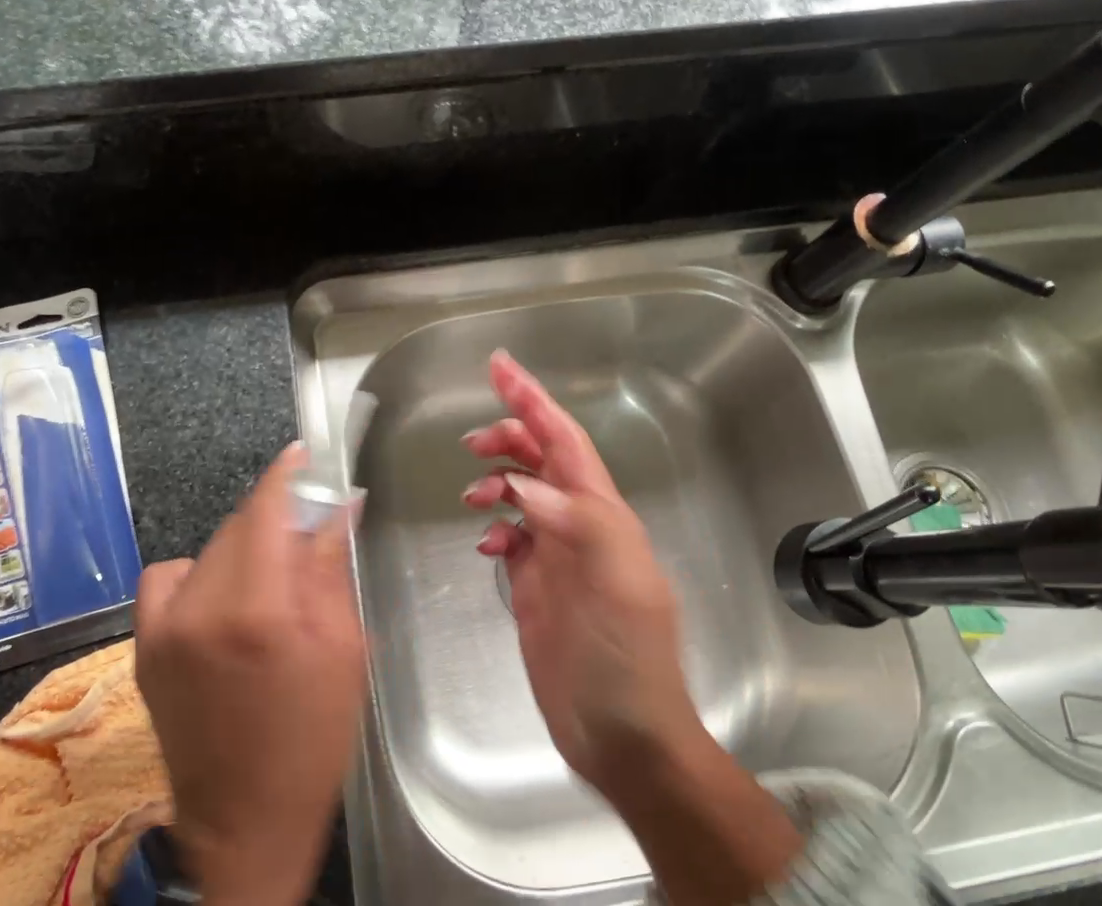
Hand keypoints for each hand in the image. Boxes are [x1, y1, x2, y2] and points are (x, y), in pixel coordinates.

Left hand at [135, 444, 365, 905]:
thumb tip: (339, 506)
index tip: (304, 453)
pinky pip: (169, 579)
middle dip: (275, 521)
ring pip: (208, 550)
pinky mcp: (142, 645)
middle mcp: (200, 607)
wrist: (243, 819)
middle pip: (239, 526)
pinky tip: (221, 603)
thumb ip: (331, 570)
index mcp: (258, 610)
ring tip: (267, 588)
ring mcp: (162, 627)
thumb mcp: (344, 652)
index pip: (266, 510)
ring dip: (242, 551)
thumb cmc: (312, 740)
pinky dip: (199, 576)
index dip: (286, 474)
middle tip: (307, 540)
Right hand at [460, 350, 696, 791]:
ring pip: (523, 493)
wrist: (623, 734)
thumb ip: (581, 524)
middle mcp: (581, 526)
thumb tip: (526, 485)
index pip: (566, 442)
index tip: (501, 366)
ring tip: (474, 495)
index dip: (534, 401)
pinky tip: (487, 546)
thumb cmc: (629, 660)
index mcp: (604, 515)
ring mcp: (558, 557)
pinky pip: (511, 538)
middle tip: (473, 442)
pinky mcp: (538, 588)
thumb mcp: (621, 586)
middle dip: (510, 436)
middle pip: (542, 459)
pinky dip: (494, 528)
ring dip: (497, 481)